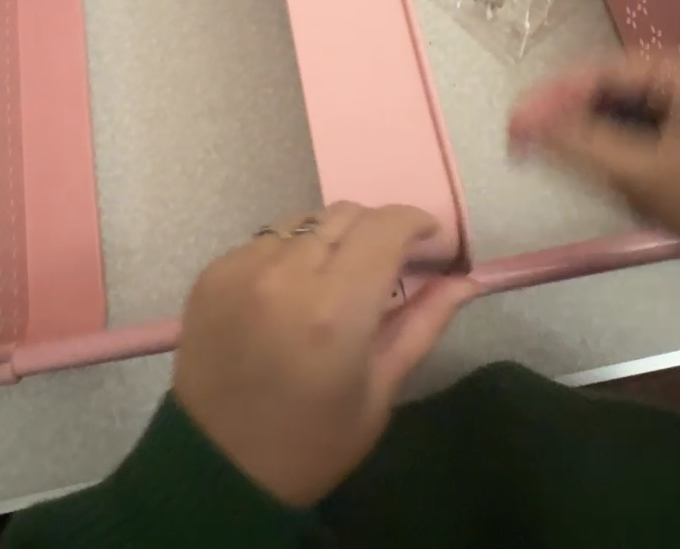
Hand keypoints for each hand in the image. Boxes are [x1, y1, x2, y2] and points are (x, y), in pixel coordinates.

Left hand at [172, 203, 478, 506]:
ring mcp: (242, 267)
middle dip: (376, 228)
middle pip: (345, 214)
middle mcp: (286, 273)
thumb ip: (423, 323)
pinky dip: (290, 252)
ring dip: (331, 237)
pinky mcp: (214, 270)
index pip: (384, 227)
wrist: (216, 465)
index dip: (414, 221)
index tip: (428, 237)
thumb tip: (465, 278)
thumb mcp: (380, 391)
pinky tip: (292, 290)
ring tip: (336, 276)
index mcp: (335, 309)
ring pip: (304, 219)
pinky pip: (265, 239)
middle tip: (387, 262)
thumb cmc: (311, 442)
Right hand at [507, 52, 679, 280]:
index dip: (550, 99)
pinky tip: (620, 185)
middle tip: (532, 153)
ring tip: (576, 173)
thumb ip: (577, 144)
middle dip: (576, 125)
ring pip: (635, 120)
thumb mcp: (643, 175)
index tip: (512, 128)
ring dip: (603, 146)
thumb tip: (522, 122)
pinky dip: (632, 159)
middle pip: (616, 95)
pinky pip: (658, 138)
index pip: (600, 73)